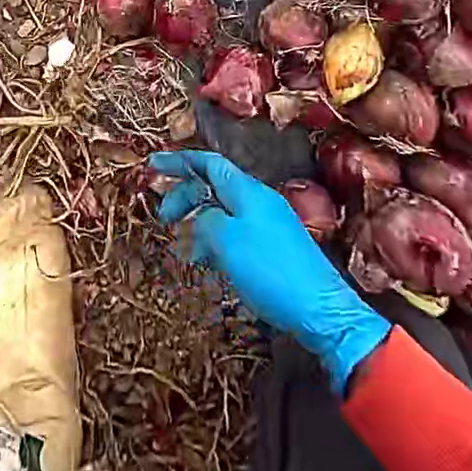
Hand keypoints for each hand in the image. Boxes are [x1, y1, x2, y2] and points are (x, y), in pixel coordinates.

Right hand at [150, 150, 390, 392]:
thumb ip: (207, 220)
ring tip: (179, 244)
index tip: (153, 163)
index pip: (210, 164)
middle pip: (214, 187)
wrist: (318, 309)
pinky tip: (203, 261)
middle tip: (163, 217)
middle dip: (185, 196)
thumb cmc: (270, 270)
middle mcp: (257, 202)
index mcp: (248, 191)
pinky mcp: (270, 250)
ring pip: (222, 213)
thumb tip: (201, 217)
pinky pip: (233, 235)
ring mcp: (266, 226)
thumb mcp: (228, 241)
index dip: (181, 161)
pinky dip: (213, 242)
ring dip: (197, 222)